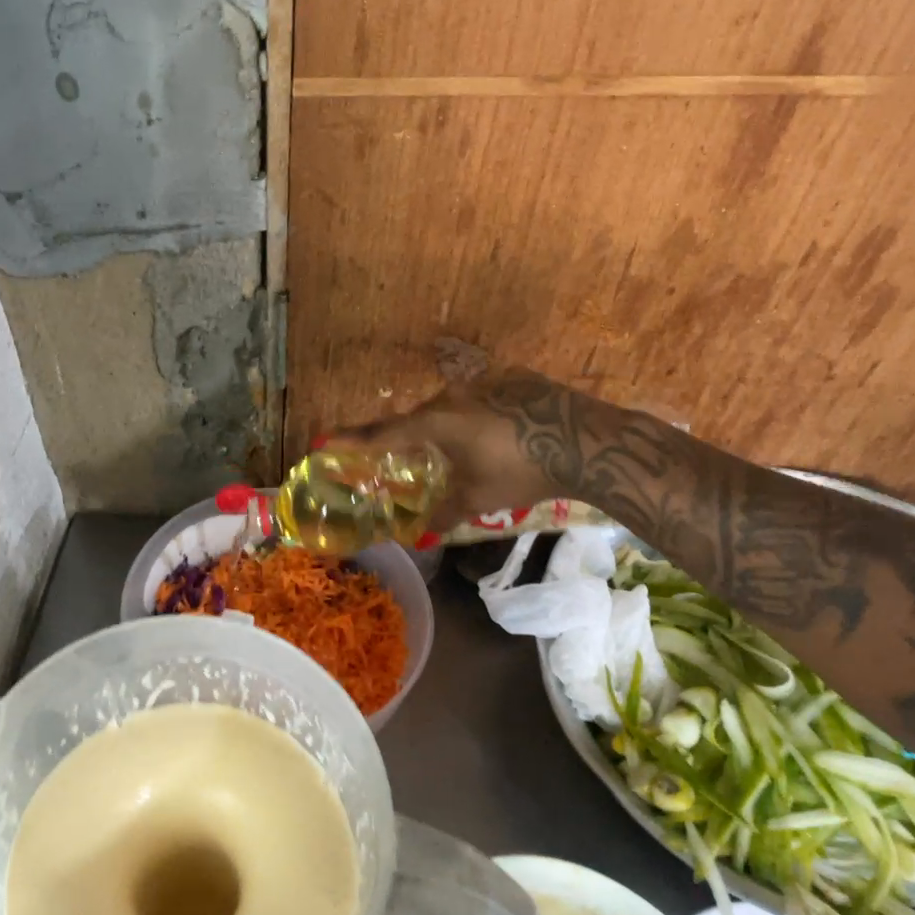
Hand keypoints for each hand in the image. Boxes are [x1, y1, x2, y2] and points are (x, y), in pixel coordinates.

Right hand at [324, 370, 579, 532]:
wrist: (589, 443)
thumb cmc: (522, 472)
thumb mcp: (480, 500)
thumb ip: (444, 514)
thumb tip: (420, 535)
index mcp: (436, 422)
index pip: (383, 433)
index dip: (353, 440)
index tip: (325, 440)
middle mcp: (454, 395)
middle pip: (418, 419)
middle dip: (405, 439)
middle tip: (398, 458)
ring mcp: (487, 382)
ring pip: (452, 408)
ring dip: (445, 430)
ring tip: (453, 453)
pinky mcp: (517, 380)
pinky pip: (482, 400)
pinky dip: (477, 420)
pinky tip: (496, 439)